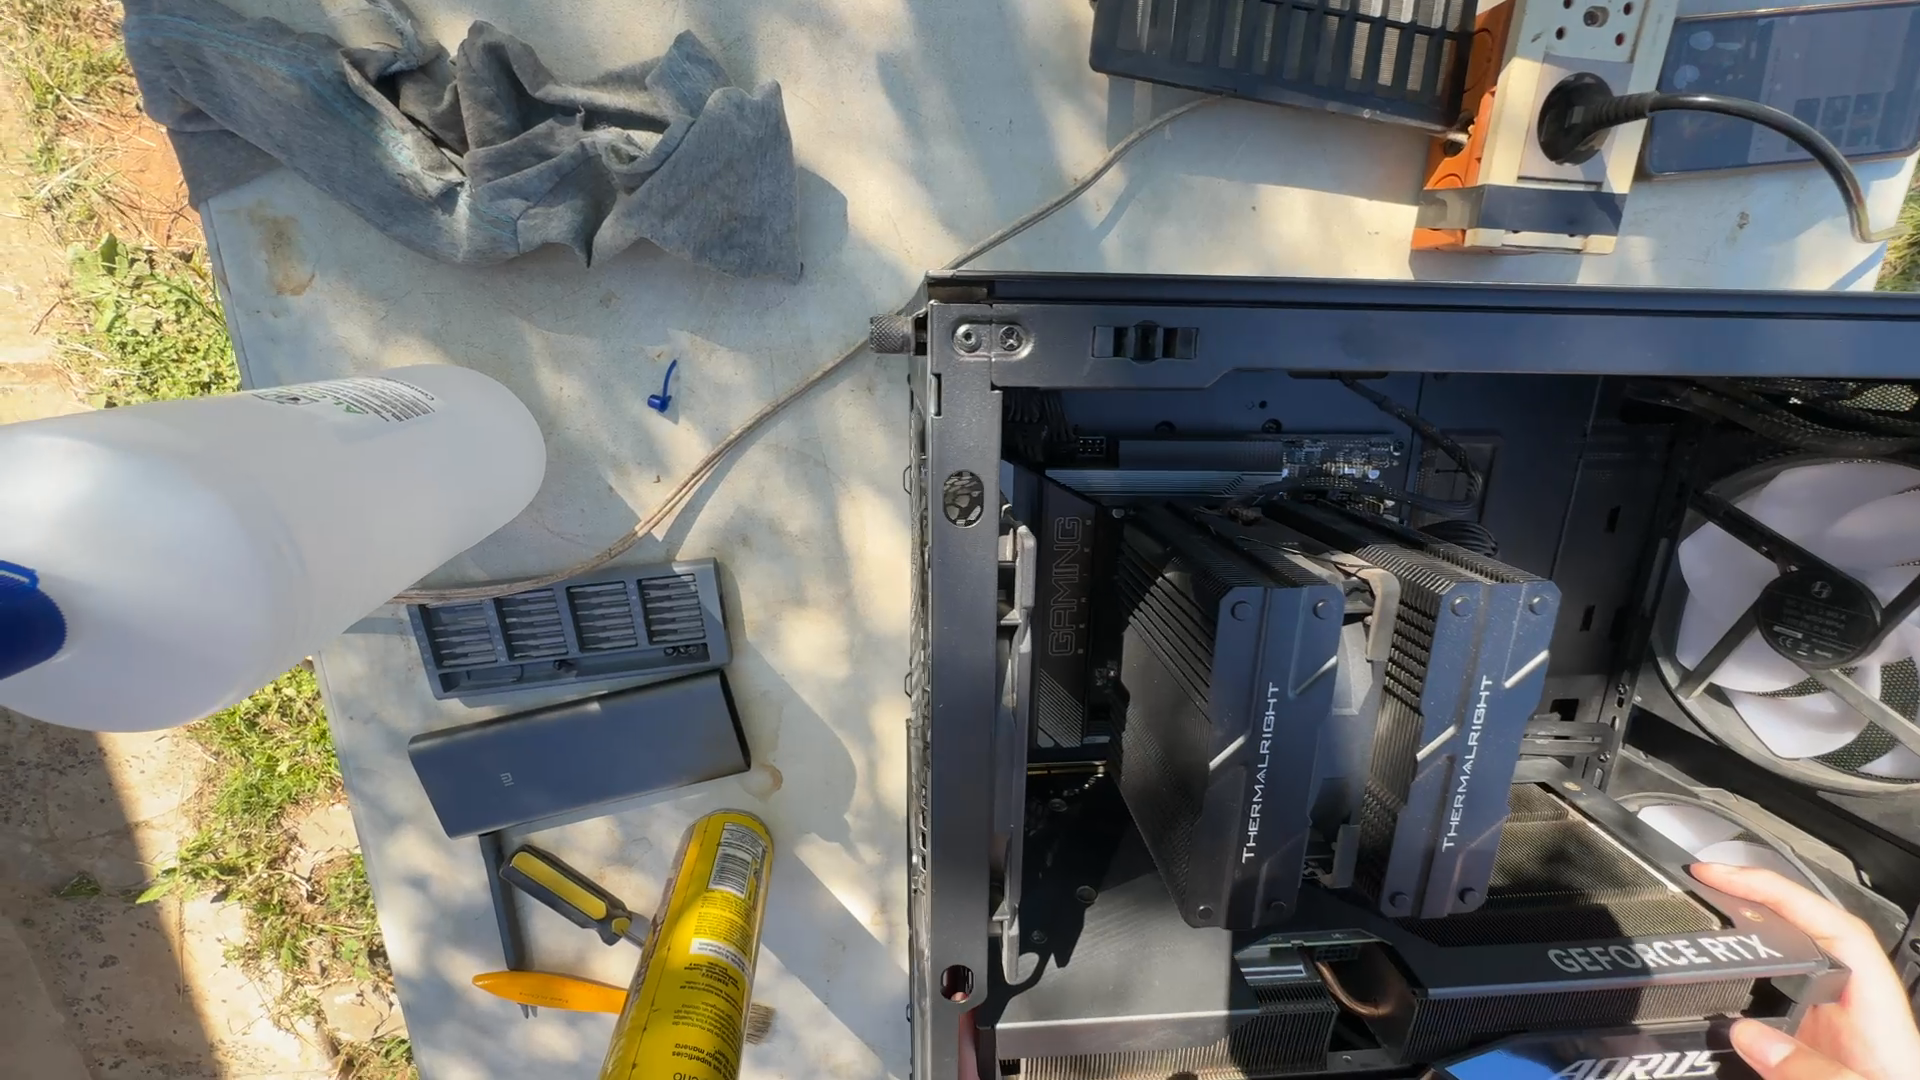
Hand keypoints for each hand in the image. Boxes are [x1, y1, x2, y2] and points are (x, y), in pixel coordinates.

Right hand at [1690, 863, 1919, 1079]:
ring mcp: (1824, 1041)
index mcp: (1879, 1024)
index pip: (1836, 931)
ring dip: (1733, 943)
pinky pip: (1757, 1008)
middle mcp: (1852, 1024)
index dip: (1778, 891)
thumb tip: (1750, 1034)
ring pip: (1777, 973)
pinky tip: (1692, 986)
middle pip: (1803, 941)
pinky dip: (1722, 988)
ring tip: (1683, 921)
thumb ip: (1818, 1076)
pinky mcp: (1801, 1060)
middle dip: (1747, 903)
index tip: (1718, 875)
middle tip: (1690, 885)